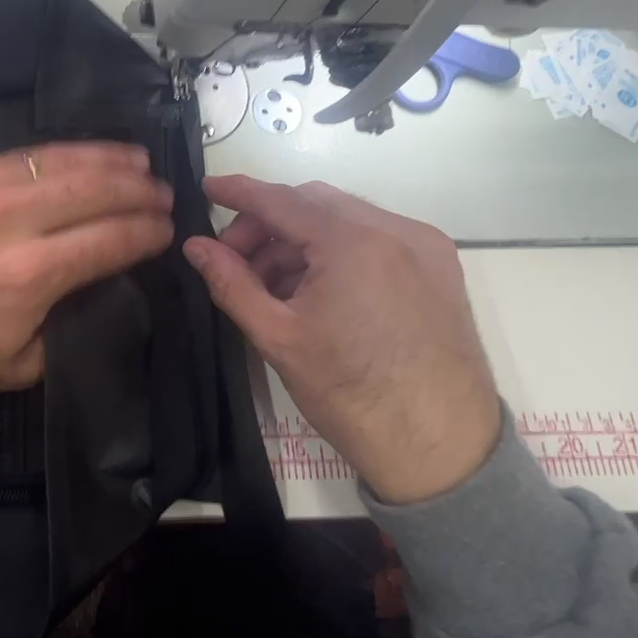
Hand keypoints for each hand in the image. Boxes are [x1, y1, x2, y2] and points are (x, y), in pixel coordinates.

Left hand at [0, 143, 173, 395]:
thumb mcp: (20, 363)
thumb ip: (73, 320)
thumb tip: (109, 280)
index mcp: (30, 274)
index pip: (111, 238)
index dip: (148, 232)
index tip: (169, 229)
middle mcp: (10, 219)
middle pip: (94, 189)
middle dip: (138, 189)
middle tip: (164, 192)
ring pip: (61, 160)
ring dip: (108, 158)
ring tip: (139, 160)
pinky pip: (23, 153)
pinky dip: (63, 152)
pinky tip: (85, 153)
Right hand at [183, 175, 499, 503]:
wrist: (442, 450)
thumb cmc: (351, 394)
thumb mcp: (277, 337)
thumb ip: (231, 282)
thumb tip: (195, 246)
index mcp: (353, 243)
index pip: (281, 200)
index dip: (239, 191)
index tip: (207, 187)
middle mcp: (395, 229)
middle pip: (313, 202)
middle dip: (268, 223)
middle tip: (236, 259)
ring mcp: (424, 245)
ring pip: (345, 217)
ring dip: (301, 238)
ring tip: (275, 285)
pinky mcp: (440, 266)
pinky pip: (376, 236)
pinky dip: (338, 249)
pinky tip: (317, 290)